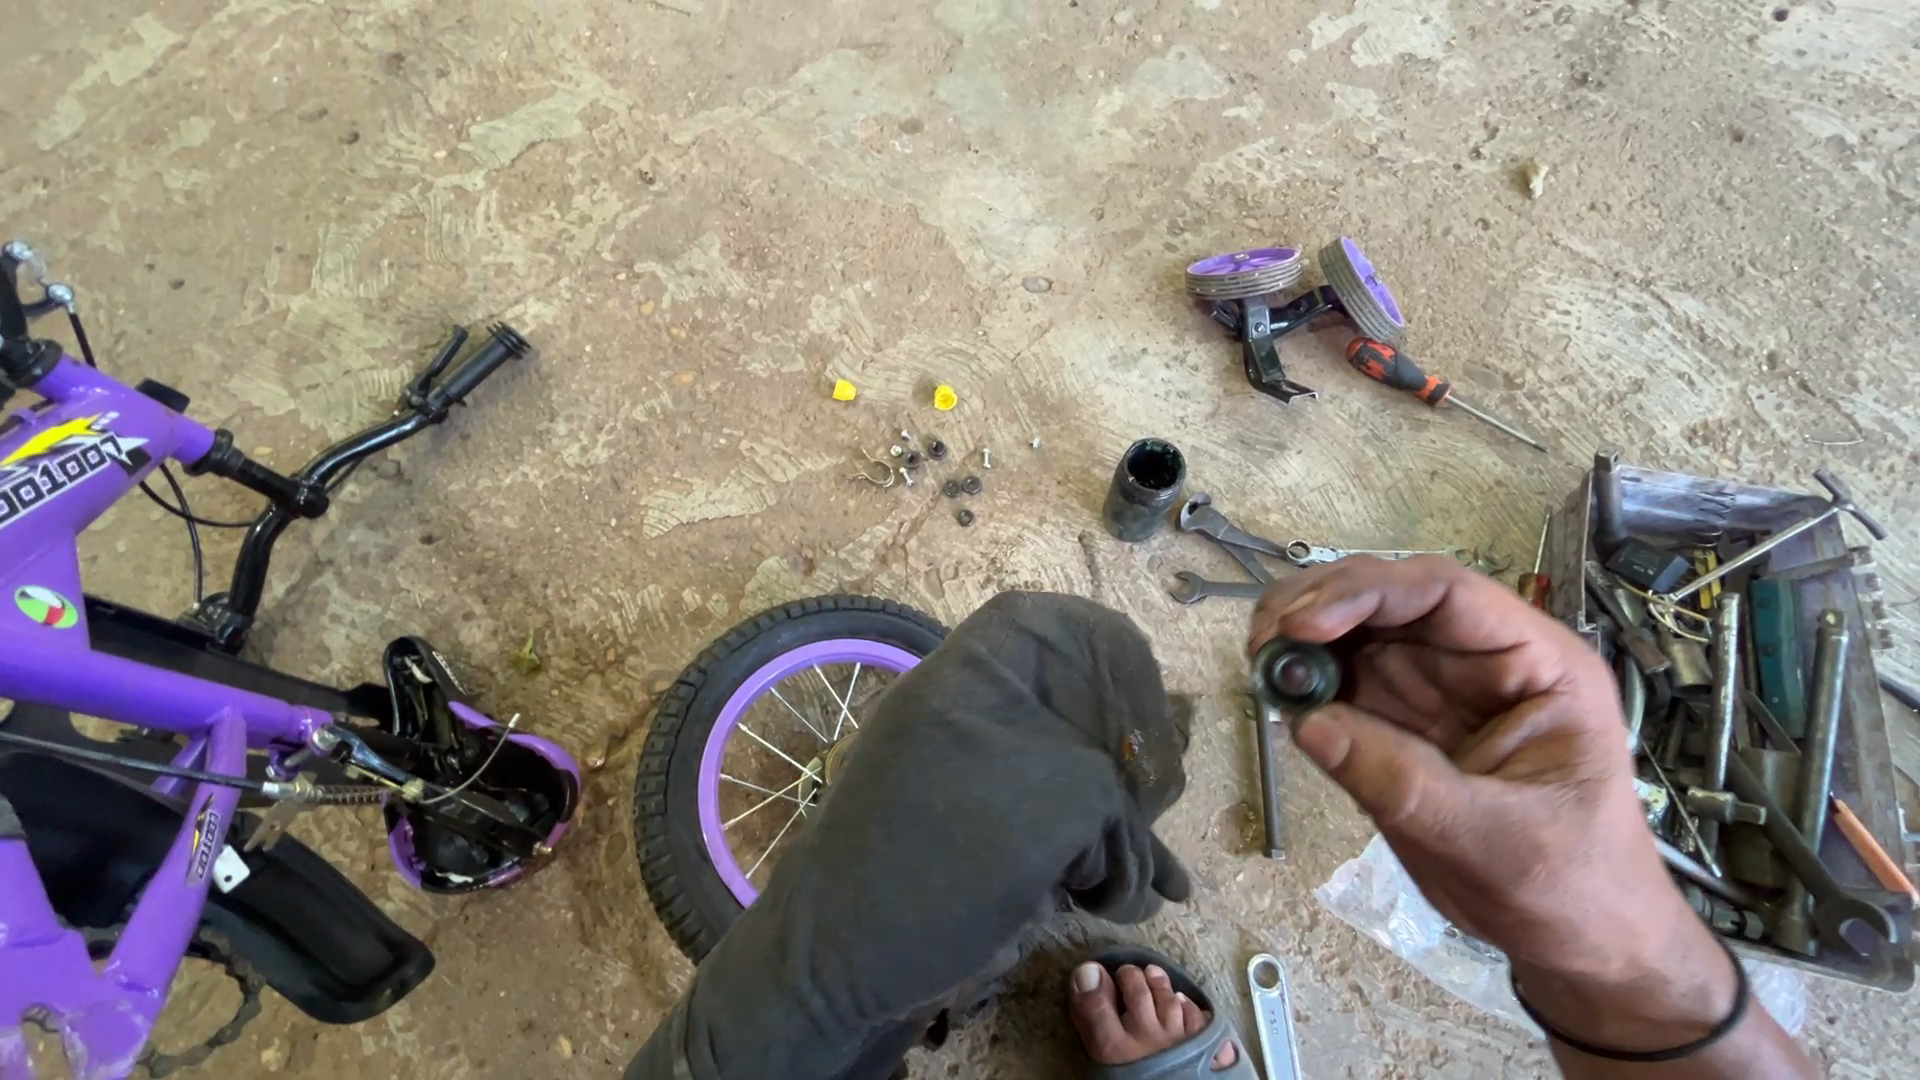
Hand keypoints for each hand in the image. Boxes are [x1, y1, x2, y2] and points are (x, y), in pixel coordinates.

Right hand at [1248, 557, 1750, 1058]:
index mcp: (1531, 661)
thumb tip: (1305, 724)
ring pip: (1350, 620)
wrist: (1572, 935)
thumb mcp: (1495, 841)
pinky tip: (1274, 687)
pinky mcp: (1389, 706)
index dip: (1365, 593)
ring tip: (1260, 660)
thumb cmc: (1568, 886)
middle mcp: (1473, 653)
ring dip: (1296, 629)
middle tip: (1263, 641)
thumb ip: (1402, 782)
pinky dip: (1296, 670)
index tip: (1302, 627)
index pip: (1442, 591)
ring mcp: (1428, 677)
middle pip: (1385, 591)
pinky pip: (1333, 669)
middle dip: (1317, 603)